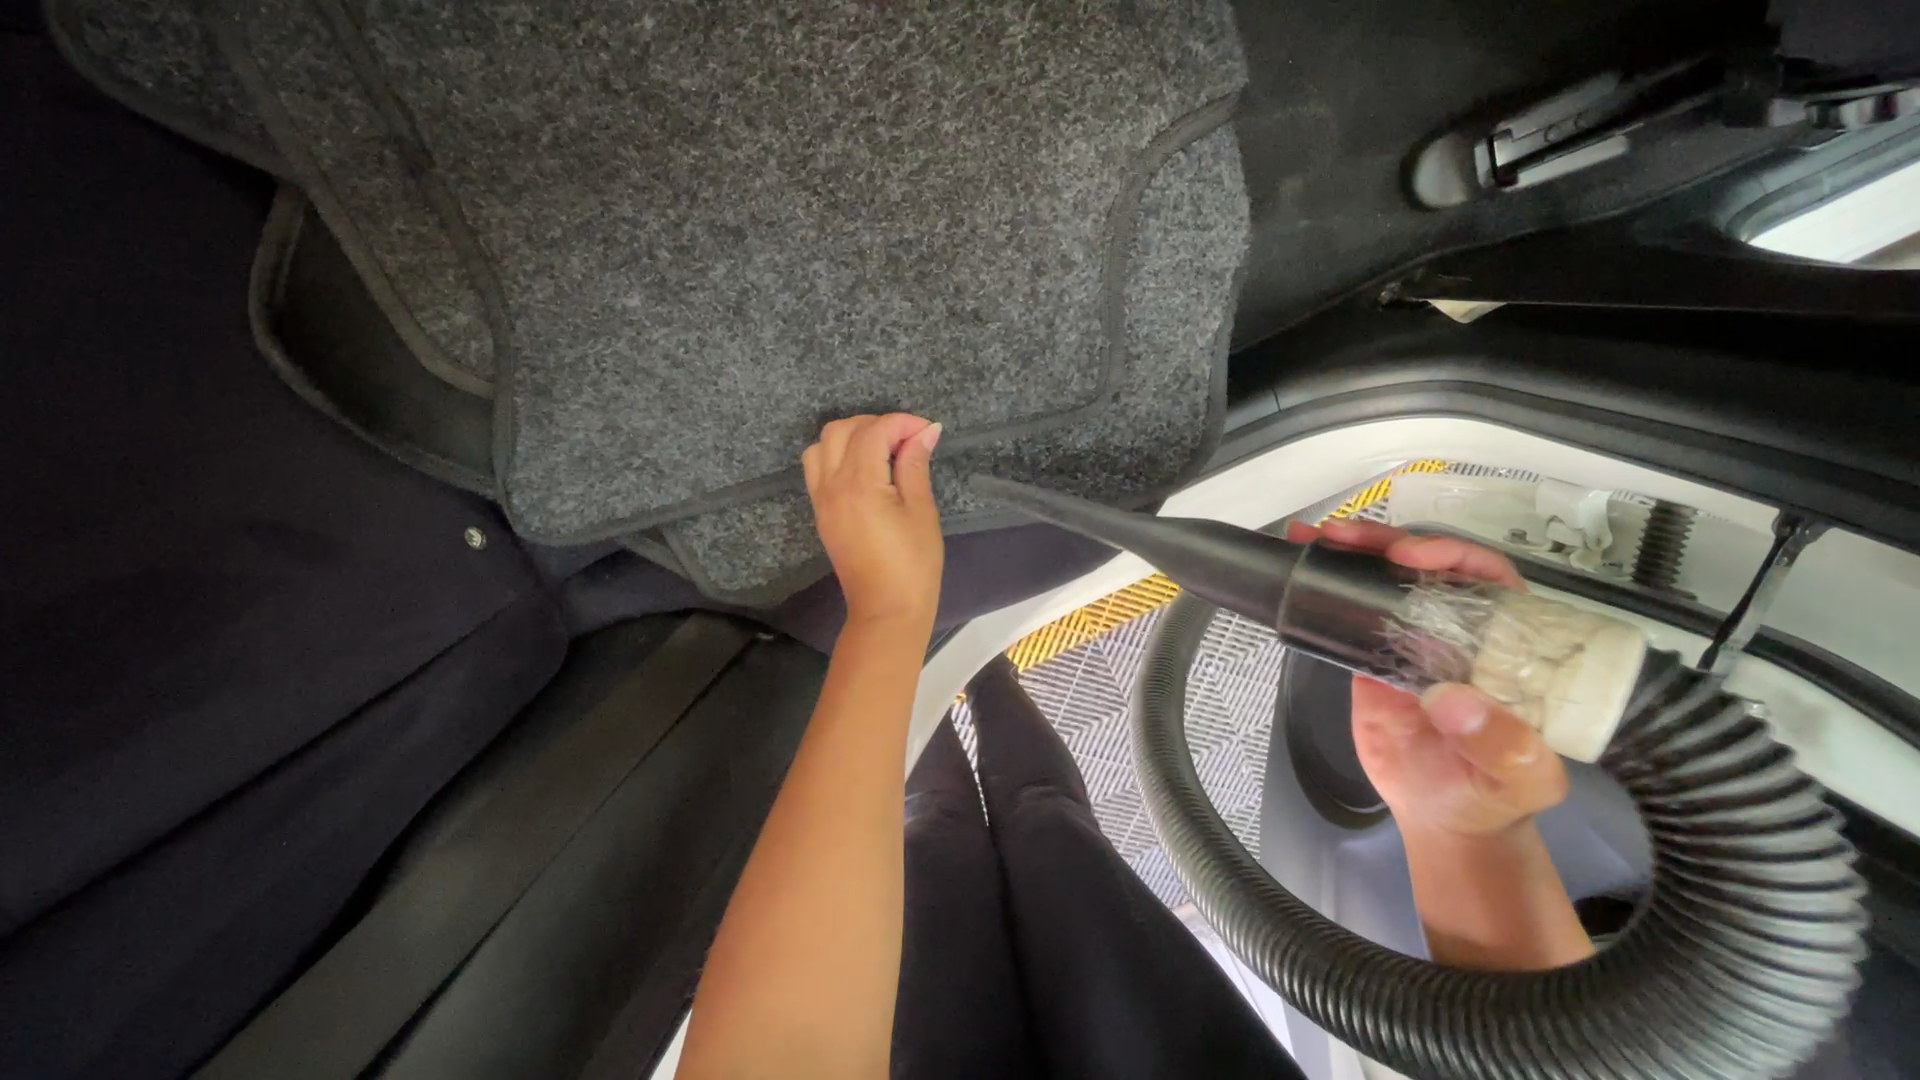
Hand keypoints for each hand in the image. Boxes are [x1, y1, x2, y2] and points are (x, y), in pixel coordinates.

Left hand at [802, 414, 944, 627]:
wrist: (886, 609)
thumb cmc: (913, 565)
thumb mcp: (921, 511)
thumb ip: (916, 466)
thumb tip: (924, 432)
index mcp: (859, 485)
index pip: (874, 432)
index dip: (903, 423)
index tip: (928, 430)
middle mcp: (832, 486)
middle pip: (841, 430)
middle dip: (875, 424)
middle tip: (907, 439)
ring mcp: (821, 500)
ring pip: (822, 445)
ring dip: (850, 436)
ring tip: (882, 450)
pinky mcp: (821, 512)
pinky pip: (817, 468)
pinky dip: (837, 455)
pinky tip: (866, 468)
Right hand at [1287, 518, 1569, 838]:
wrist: (1438, 817)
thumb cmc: (1493, 795)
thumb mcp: (1519, 777)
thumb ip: (1501, 743)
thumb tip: (1451, 696)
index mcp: (1506, 644)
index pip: (1488, 580)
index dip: (1452, 557)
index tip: (1412, 556)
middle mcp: (1460, 631)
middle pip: (1427, 568)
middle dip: (1387, 542)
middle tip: (1344, 535)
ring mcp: (1410, 641)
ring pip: (1385, 582)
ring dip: (1354, 553)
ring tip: (1315, 535)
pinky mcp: (1370, 657)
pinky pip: (1350, 614)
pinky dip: (1328, 589)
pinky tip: (1306, 565)